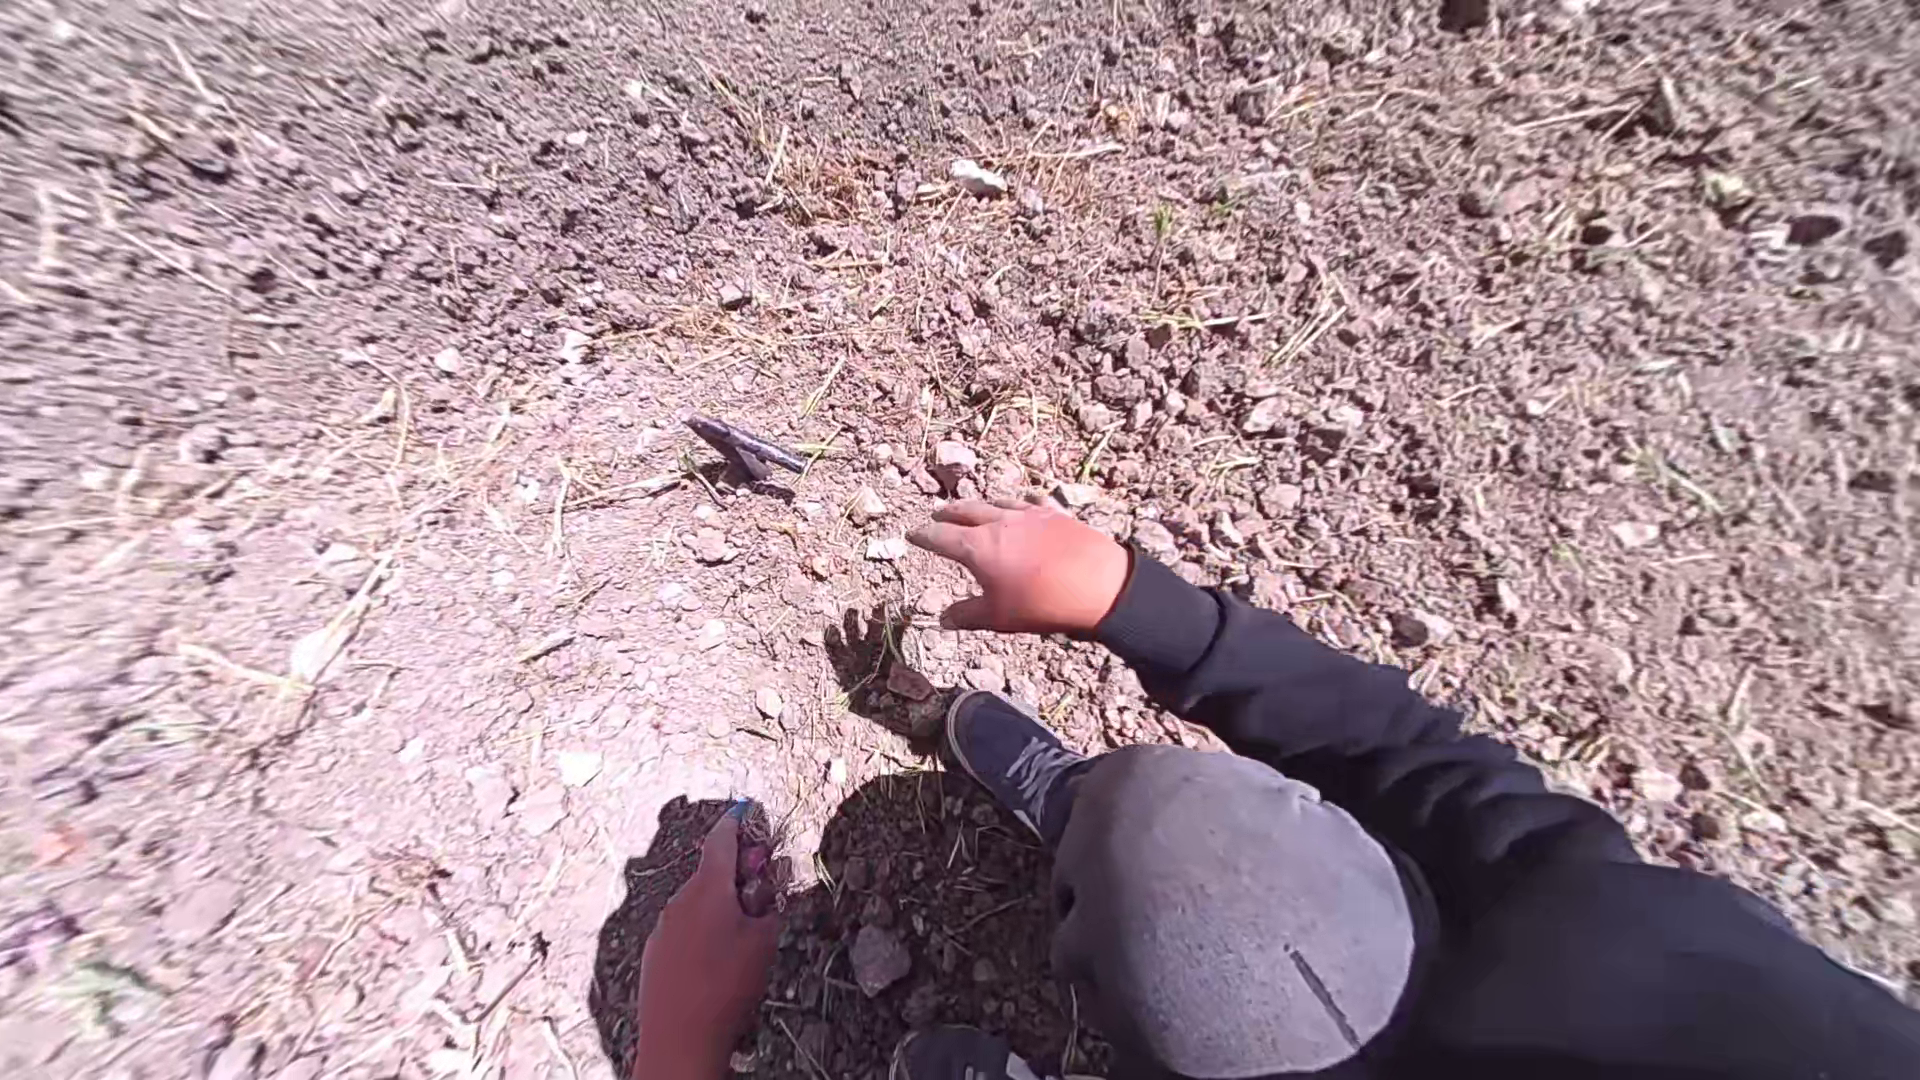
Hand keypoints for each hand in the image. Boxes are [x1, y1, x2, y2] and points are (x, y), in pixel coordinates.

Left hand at [633, 806, 780, 1079]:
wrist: (678, 1048)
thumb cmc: (728, 986)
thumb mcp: (765, 936)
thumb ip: (770, 900)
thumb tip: (767, 883)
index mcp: (709, 887)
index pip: (722, 838)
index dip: (737, 820)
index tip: (747, 808)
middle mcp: (680, 899)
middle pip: (713, 869)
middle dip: (738, 870)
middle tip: (762, 886)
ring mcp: (662, 927)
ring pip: (698, 898)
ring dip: (721, 900)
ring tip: (742, 930)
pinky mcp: (653, 954)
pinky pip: (683, 924)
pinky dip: (703, 924)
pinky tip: (716, 955)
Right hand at [907, 499, 1130, 634]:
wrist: (1098, 584)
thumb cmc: (1041, 603)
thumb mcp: (999, 616)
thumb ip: (967, 615)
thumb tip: (943, 619)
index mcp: (978, 547)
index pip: (941, 537)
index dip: (924, 536)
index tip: (913, 535)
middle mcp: (998, 523)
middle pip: (966, 511)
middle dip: (948, 513)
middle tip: (938, 514)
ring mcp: (1028, 514)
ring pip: (996, 503)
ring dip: (979, 505)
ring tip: (973, 508)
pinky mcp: (1053, 514)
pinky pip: (1028, 503)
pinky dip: (1016, 505)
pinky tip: (1021, 506)